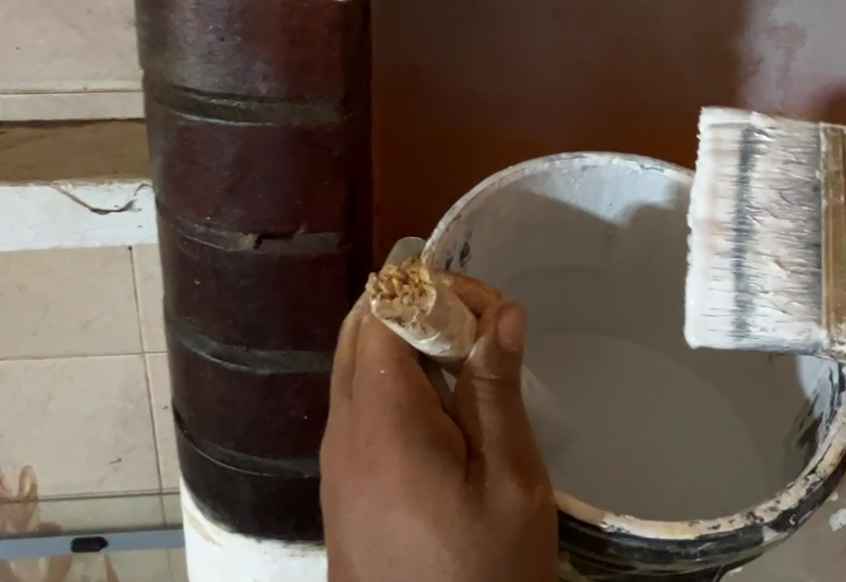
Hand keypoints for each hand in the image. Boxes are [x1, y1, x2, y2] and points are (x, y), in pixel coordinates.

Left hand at [321, 273, 557, 581]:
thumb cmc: (483, 576)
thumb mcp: (509, 485)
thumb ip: (496, 389)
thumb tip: (501, 310)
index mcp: (379, 422)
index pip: (383, 312)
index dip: (433, 291)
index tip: (489, 309)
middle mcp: (342, 431)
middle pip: (361, 331)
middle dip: (416, 307)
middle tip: (480, 326)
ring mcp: (335, 462)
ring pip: (357, 366)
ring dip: (407, 344)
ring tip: (470, 360)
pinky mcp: (342, 487)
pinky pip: (359, 406)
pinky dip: (395, 382)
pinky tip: (445, 409)